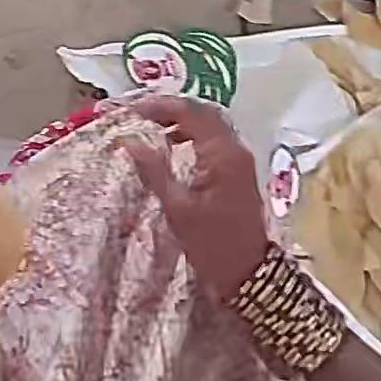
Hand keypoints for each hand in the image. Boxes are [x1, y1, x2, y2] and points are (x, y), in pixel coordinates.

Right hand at [121, 96, 268, 300]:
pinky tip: (174, 144)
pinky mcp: (238, 169)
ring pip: (211, 123)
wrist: (250, 274)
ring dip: (183, 118)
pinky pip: (215, 138)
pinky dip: (194, 133)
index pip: (191, 113)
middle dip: (172, 107)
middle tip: (141, 112)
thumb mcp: (177, 209)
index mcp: (222, 154)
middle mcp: (235, 148)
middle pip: (204, 111)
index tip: (133, 109)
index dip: (161, 106)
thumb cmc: (212, 244)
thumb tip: (130, 141)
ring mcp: (240, 158)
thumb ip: (154, 170)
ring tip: (153, 125)